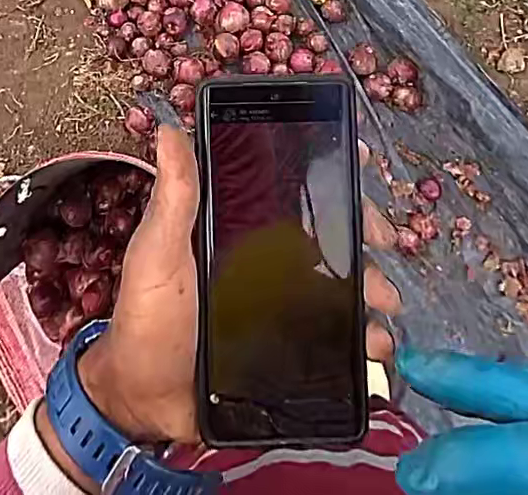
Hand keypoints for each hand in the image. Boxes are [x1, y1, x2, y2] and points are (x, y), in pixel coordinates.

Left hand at [76, 124, 401, 443]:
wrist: (144, 397)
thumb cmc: (146, 314)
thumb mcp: (157, 249)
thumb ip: (173, 195)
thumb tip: (168, 130)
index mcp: (241, 221)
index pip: (290, 184)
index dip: (326, 168)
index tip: (357, 159)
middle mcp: (267, 251)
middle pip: (328, 226)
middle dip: (362, 225)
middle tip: (381, 237)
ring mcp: (282, 294)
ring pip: (339, 275)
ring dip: (370, 281)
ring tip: (383, 298)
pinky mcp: (290, 337)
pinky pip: (335, 327)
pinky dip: (362, 331)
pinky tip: (374, 340)